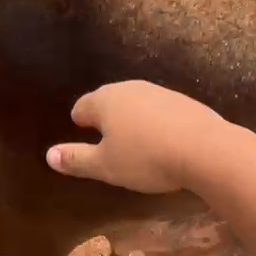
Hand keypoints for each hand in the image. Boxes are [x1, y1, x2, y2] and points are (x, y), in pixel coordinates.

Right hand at [46, 80, 230, 194]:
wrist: (207, 150)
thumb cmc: (147, 158)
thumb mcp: (106, 166)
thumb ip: (76, 160)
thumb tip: (48, 155)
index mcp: (102, 101)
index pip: (81, 107)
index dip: (81, 124)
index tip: (87, 139)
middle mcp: (126, 89)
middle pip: (107, 102)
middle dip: (106, 120)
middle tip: (111, 144)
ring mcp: (157, 92)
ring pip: (135, 104)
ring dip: (133, 120)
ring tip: (140, 145)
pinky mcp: (183, 101)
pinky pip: (160, 111)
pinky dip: (158, 123)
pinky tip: (167, 143)